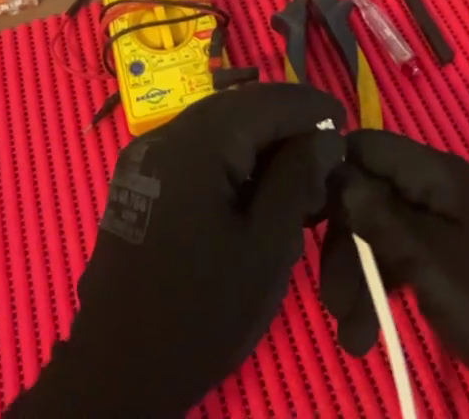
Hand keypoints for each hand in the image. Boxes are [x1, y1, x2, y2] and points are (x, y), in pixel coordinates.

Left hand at [8, 84, 346, 417]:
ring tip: (297, 178)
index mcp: (196, 144)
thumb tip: (326, 134)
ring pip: (217, 127)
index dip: (311, 107)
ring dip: (259, 142)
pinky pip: (195, 150)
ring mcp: (146, 156)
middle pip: (239, 108)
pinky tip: (255, 190)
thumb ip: (297, 178)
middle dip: (285, 124)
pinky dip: (231, 159)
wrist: (121, 368)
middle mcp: (164, 135)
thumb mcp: (266, 245)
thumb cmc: (203, 311)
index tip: (347, 123)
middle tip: (325, 157)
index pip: (266, 101)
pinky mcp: (140, 179)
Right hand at [319, 131, 468, 417]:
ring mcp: (441, 222)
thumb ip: (378, 215)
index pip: (366, 147)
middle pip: (367, 196)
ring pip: (378, 232)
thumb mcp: (428, 262)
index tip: (301, 218)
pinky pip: (398, 257)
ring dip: (358, 279)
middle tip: (332, 302)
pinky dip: (380, 288)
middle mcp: (435, 188)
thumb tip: (333, 170)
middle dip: (343, 247)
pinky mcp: (444, 255)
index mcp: (436, 174)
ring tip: (351, 338)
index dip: (331, 174)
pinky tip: (366, 330)